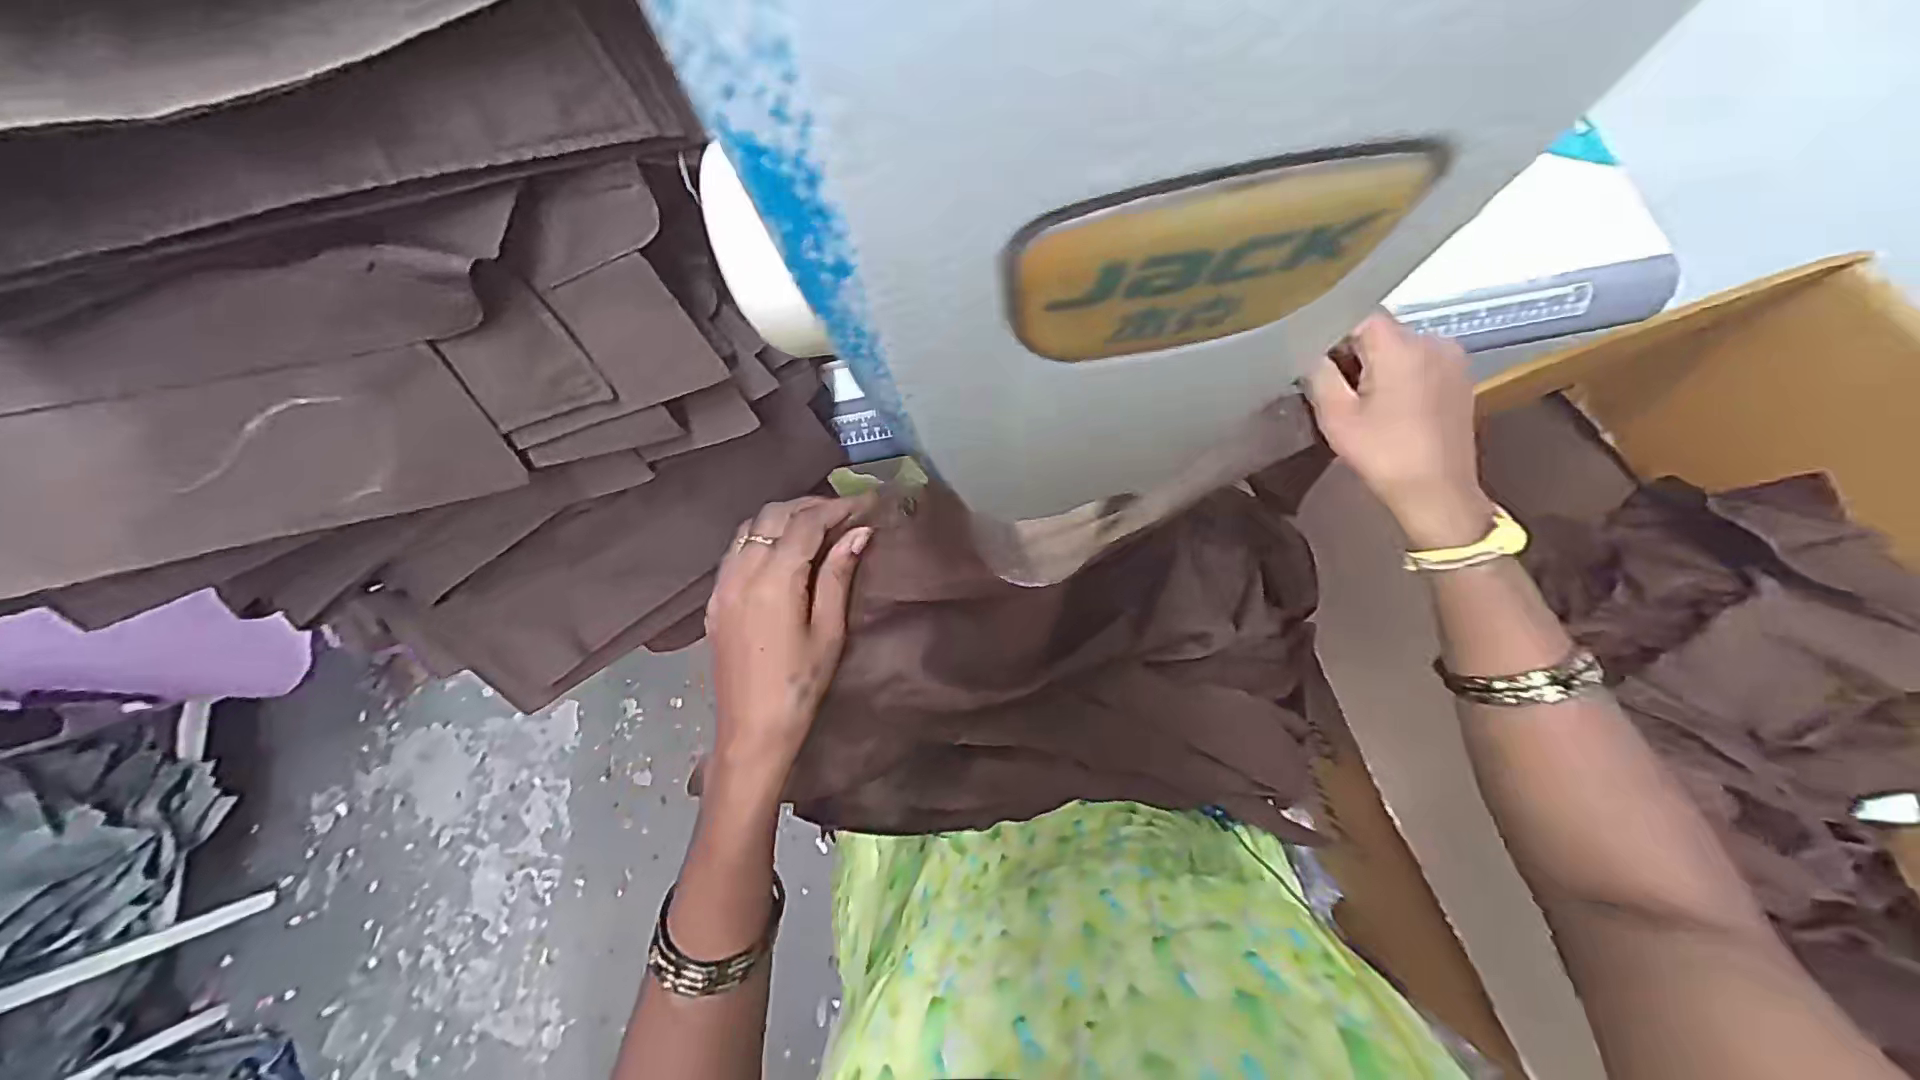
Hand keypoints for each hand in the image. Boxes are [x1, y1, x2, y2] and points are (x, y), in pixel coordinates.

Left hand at [705, 496, 872, 789]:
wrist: (751, 730)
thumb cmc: (800, 685)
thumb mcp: (828, 630)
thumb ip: (838, 575)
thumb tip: (859, 533)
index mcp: (773, 579)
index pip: (806, 523)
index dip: (838, 506)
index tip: (866, 502)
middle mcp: (741, 572)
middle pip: (774, 515)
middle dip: (810, 505)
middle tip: (845, 512)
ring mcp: (722, 585)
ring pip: (750, 527)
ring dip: (783, 517)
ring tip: (817, 526)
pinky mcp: (715, 600)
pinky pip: (736, 550)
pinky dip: (762, 536)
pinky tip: (783, 550)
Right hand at [1304, 312, 1494, 547]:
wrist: (1436, 490)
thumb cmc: (1382, 453)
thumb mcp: (1336, 415)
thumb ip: (1318, 373)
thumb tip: (1309, 352)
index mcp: (1402, 347)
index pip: (1359, 316)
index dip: (1331, 332)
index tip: (1311, 358)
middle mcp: (1433, 342)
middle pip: (1380, 331)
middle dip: (1351, 351)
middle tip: (1326, 383)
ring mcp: (1451, 359)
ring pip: (1398, 347)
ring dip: (1373, 364)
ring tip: (1354, 398)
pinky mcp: (1458, 377)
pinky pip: (1416, 362)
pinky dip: (1395, 374)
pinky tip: (1382, 405)